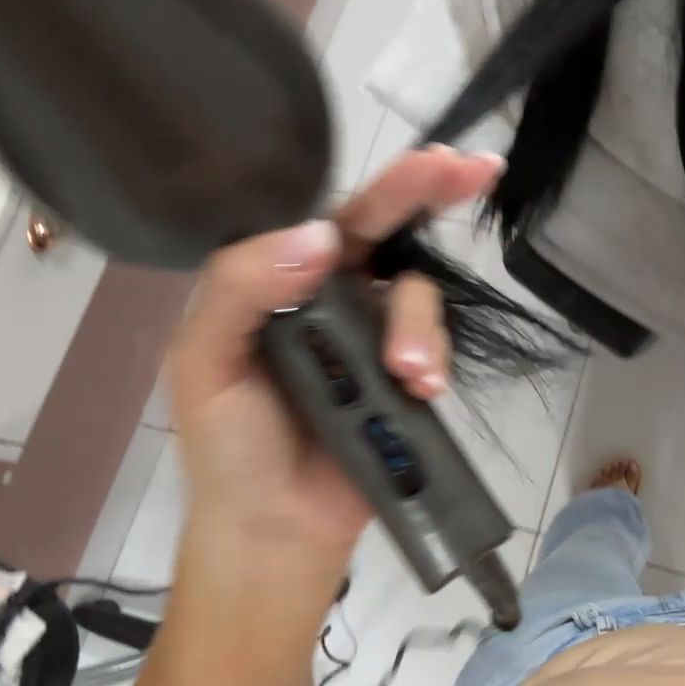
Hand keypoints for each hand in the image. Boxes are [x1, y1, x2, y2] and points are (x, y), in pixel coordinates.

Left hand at [166, 145, 505, 551]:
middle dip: (436, 195)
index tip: (436, 157)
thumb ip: (243, 287)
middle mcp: (334, 298)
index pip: (334, 216)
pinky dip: (434, 360)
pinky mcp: (408, 381)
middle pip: (392, 234)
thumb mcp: (205, 359)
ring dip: (420, 326)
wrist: (275, 528)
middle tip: (479, 170)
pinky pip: (435, 349)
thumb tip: (321, 236)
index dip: (386, 182)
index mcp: (281, 282)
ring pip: (418, 297)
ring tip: (410, 378)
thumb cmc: (228, 444)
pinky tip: (423, 390)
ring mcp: (376, 339)